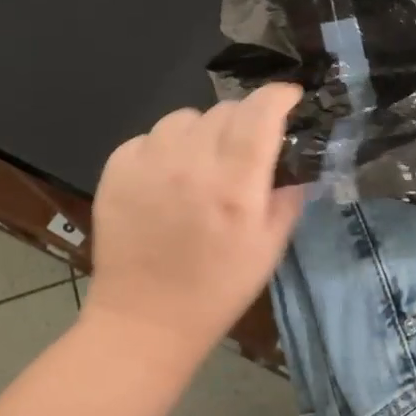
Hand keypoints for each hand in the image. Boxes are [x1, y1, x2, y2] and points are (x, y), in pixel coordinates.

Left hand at [85, 83, 305, 356]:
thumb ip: (288, 198)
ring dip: (203, 131)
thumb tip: (299, 166)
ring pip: (185, 117)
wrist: (145, 319)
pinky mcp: (116, 169)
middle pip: (226, 109)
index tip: (290, 99)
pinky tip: (168, 177)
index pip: (261, 112)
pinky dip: (165, 147)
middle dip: (245, 120)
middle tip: (246, 149)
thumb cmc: (218, 288)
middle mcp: (192, 163)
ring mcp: (149, 162)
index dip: (279, 96)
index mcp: (236, 184)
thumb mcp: (270, 247)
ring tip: (203, 162)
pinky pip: (150, 136)